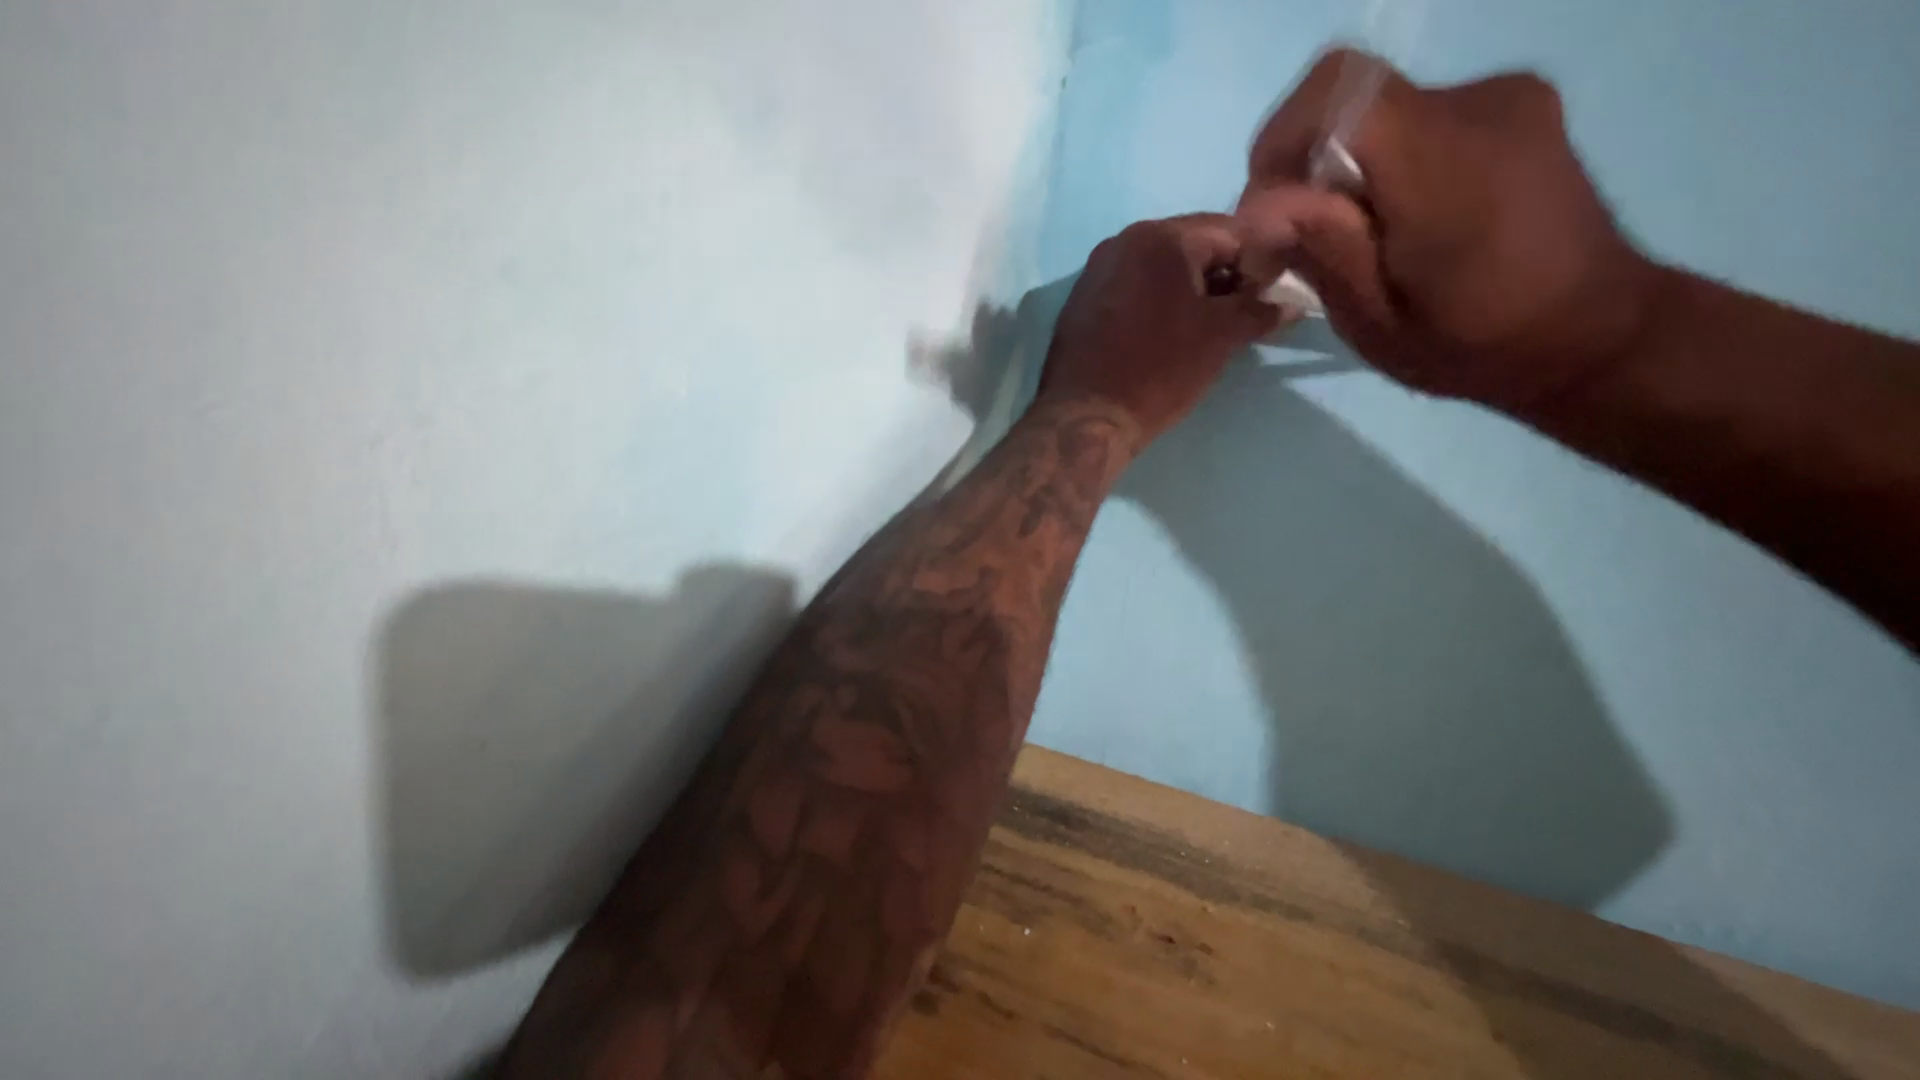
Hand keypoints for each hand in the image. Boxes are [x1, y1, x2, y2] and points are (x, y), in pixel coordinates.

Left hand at [1038, 214, 1289, 443]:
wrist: (1087, 417)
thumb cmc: (1159, 370)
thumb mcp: (1220, 338)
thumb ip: (1259, 311)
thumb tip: (1294, 304)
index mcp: (1161, 237)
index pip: (1229, 232)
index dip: (1255, 263)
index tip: (1263, 299)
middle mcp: (1123, 239)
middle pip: (1191, 244)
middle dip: (1220, 275)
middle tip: (1235, 317)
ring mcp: (1096, 268)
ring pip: (1159, 266)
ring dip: (1187, 289)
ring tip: (1201, 329)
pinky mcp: (1082, 298)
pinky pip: (1132, 286)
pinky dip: (1154, 301)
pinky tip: (1163, 335)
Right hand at [1237, 50, 1661, 410]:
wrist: (1593, 332)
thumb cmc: (1477, 345)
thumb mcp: (1378, 324)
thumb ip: (1321, 251)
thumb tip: (1257, 208)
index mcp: (1448, 163)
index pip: (1339, 90)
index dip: (1283, 136)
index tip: (1270, 205)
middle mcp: (1483, 105)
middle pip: (1353, 101)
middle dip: (1307, 164)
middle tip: (1303, 238)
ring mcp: (1507, 98)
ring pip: (1382, 111)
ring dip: (1346, 169)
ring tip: (1358, 239)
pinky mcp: (1515, 106)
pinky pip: (1418, 117)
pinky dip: (1385, 162)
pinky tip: (1400, 221)